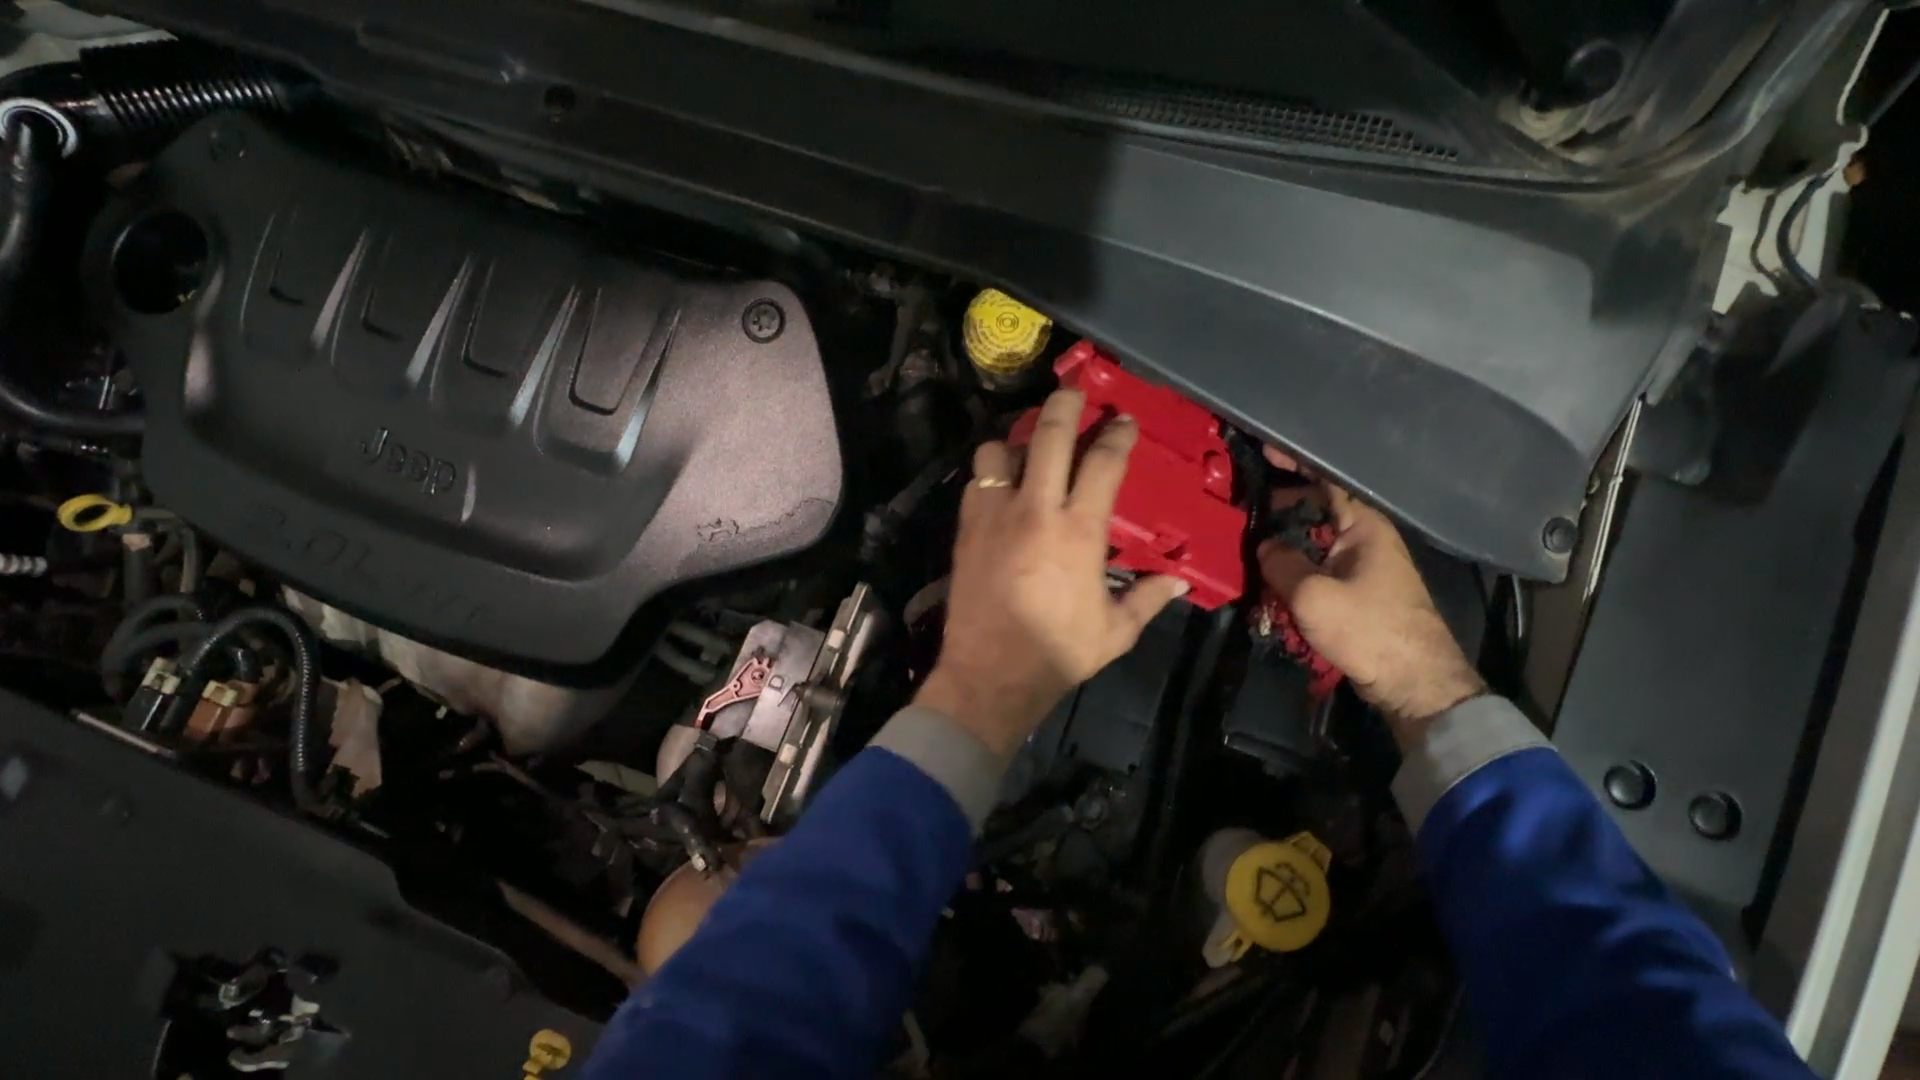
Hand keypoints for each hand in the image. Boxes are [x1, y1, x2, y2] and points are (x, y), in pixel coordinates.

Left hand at [916, 390, 1190, 757]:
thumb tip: (1180, 581)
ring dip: (1015, 442)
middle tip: (1075, 394)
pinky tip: (1001, 488)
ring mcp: (994, 516)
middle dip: (1066, 405)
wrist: (990, 674)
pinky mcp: (966, 530)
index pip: (1104, 462)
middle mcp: (1035, 510)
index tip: (1125, 423)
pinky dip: (990, 476)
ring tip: (1028, 448)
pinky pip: (975, 483)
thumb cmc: (1058, 652)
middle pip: (1049, 435)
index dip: (1118, 435)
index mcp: (1078, 530)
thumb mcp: (1117, 632)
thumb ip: (1149, 598)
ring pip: (998, 451)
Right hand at [1256, 447, 1483, 744]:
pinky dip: (1295, 564)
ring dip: (1285, 539)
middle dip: (1282, 504)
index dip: (1294, 461)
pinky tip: (1272, 574)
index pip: (1327, 478)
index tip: (1263, 450)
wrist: (1414, 683)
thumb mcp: (1311, 595)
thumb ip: (1280, 563)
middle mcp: (1368, 537)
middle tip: (1244, 503)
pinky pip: (1319, 565)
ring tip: (1250, 539)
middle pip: (1318, 507)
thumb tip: (1264, 546)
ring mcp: (1365, 564)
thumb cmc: (1368, 630)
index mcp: (1365, 525)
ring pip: (1316, 539)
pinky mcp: (1359, 590)